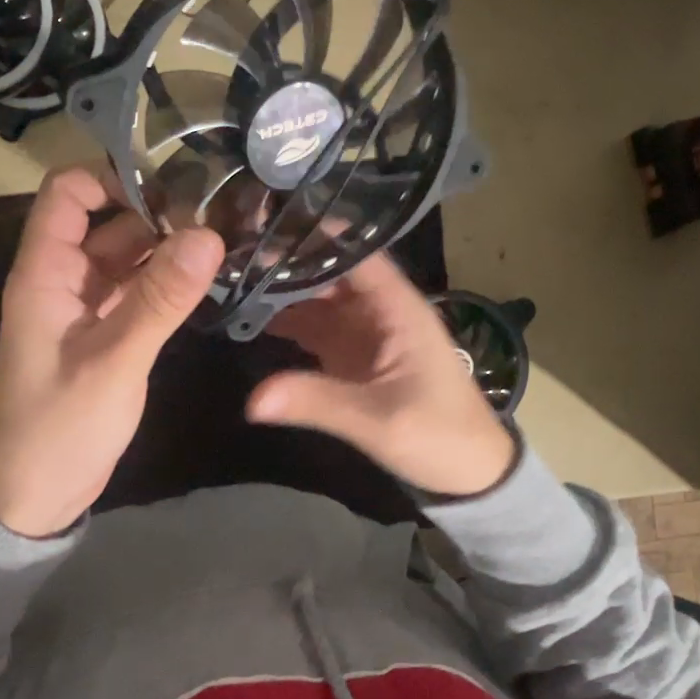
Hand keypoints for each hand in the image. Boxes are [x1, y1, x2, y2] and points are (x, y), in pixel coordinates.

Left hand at [0, 167, 225, 535]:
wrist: (36, 494)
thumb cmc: (60, 426)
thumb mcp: (114, 362)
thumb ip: (160, 300)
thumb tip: (209, 235)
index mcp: (43, 274)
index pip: (66, 194)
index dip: (111, 176)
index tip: (174, 180)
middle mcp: (61, 280)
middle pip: (106, 223)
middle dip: (156, 212)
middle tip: (221, 209)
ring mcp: (83, 309)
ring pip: (124, 258)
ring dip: (165, 248)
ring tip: (224, 238)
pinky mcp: (102, 336)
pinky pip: (133, 293)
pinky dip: (163, 284)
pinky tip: (205, 279)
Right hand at [246, 252, 516, 496]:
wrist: (470, 474)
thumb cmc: (438, 436)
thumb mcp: (376, 421)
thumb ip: (315, 402)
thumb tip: (252, 400)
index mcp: (398, 308)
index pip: (355, 253)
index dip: (315, 236)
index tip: (264, 225)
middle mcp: (380, 311)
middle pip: (329, 272)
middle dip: (285, 262)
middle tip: (229, 254)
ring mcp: (365, 334)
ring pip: (318, 298)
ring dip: (280, 290)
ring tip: (229, 278)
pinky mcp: (354, 358)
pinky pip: (315, 328)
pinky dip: (285, 322)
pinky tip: (248, 318)